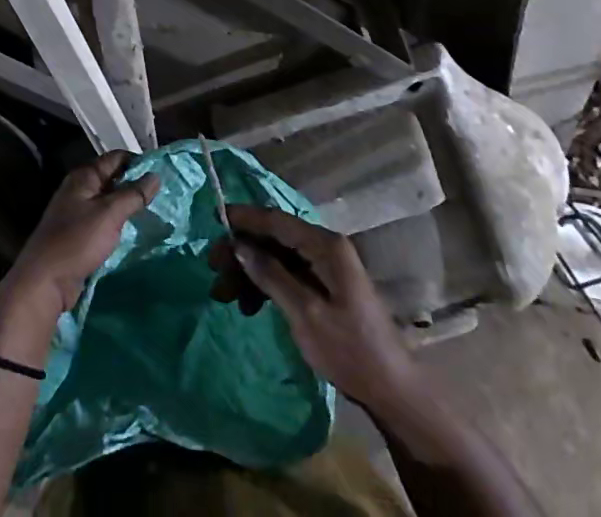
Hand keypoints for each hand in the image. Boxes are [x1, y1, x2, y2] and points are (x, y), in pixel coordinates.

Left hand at [6, 150, 158, 313]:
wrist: (45, 282)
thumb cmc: (77, 241)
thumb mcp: (110, 213)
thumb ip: (134, 193)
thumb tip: (156, 176)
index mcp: (83, 177)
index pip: (117, 158)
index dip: (139, 162)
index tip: (162, 173)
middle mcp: (79, 189)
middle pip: (114, 178)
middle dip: (137, 184)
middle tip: (163, 193)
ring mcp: (78, 211)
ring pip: (111, 200)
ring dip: (130, 204)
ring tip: (155, 210)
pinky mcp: (80, 233)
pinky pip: (106, 219)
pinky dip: (120, 221)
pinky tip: (136, 228)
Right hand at [208, 205, 417, 409]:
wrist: (387, 385)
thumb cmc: (348, 349)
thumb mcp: (305, 314)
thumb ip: (272, 276)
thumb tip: (240, 246)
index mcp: (327, 246)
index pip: (278, 221)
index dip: (245, 217)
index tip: (214, 216)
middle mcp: (326, 248)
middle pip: (275, 239)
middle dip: (242, 251)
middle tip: (213, 269)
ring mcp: (326, 267)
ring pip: (277, 258)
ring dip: (249, 272)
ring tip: (223, 295)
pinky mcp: (323, 287)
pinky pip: (287, 275)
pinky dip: (265, 286)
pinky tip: (247, 306)